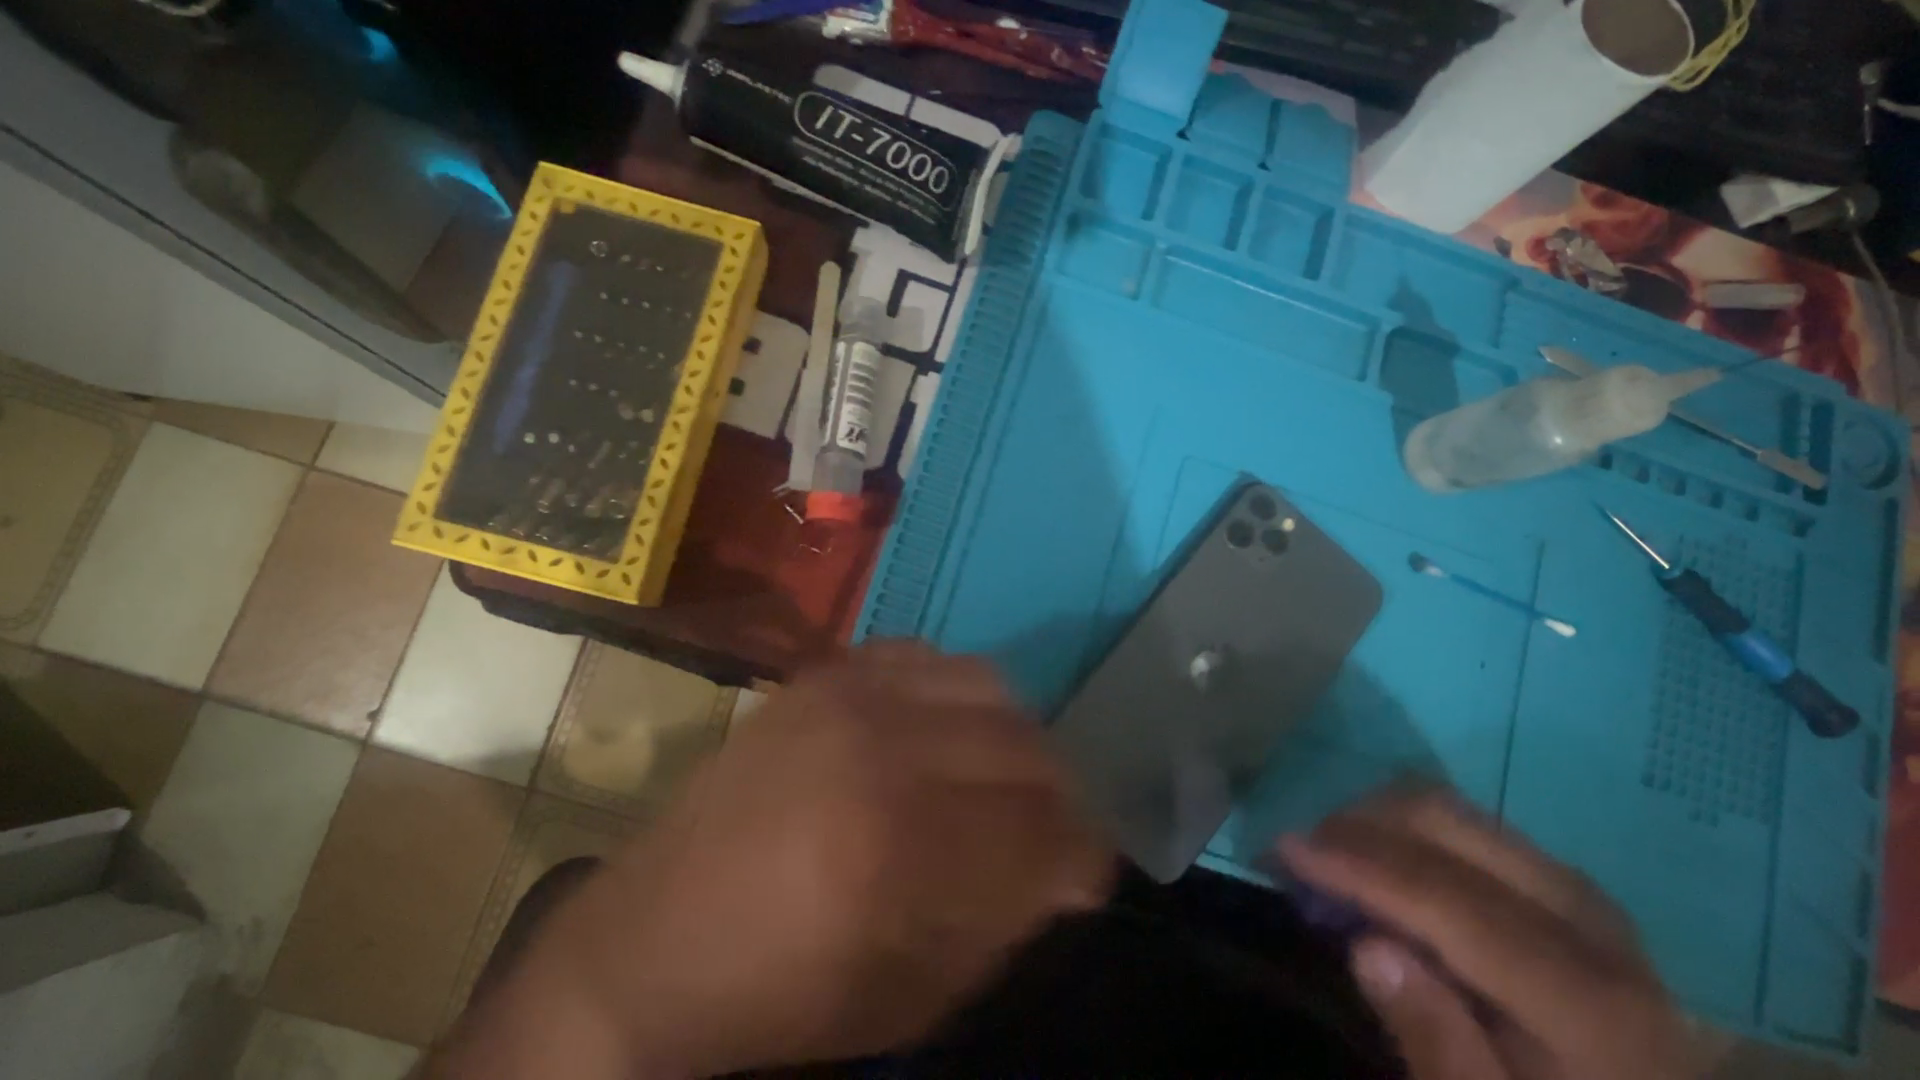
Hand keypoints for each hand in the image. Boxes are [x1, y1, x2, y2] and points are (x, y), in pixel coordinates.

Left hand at [439, 643, 1113, 1077]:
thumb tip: (1068, 867)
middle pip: (1030, 750)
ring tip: (994, 784)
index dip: (1085, 856)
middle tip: (1045, 836)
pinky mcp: (819, 675)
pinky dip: (955, 697)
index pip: (1047, 828)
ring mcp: (845, 697)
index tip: (1085, 875)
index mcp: (899, 848)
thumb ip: (1004, 921)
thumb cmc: (780, 994)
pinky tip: (937, 738)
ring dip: (1013, 742)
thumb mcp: (909, 995)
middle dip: (1059, 800)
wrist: (647, 945)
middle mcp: (879, 750)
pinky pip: (928, 657)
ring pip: (991, 688)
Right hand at [1279, 789, 1709, 1079]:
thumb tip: (1368, 946)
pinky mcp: (1572, 894)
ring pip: (1465, 817)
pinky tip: (1383, 864)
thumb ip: (1438, 1044)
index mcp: (1583, 996)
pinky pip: (1479, 832)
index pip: (1448, 899)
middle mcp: (1590, 922)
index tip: (1281, 847)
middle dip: (1362, 824)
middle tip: (1297, 850)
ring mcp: (1586, 898)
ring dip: (1384, 822)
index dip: (1358, 864)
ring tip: (1330, 854)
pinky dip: (1416, 834)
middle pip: (1456, 829)